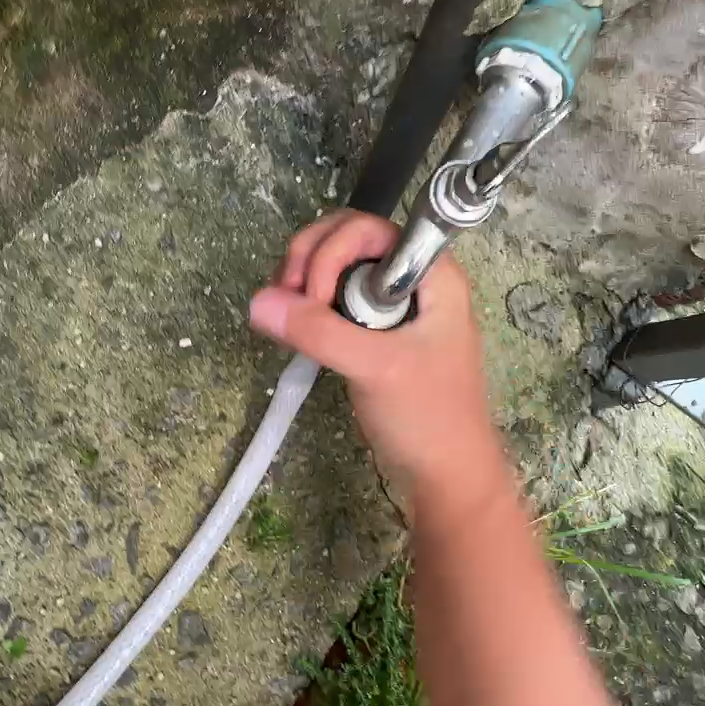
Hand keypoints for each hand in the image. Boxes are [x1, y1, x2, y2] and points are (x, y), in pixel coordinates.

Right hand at [248, 210, 503, 487]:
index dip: (332, 251)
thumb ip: (319, 332)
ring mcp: (390, 306)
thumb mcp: (375, 368)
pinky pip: (333, 300)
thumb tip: (259, 301)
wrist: (446, 477)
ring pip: (335, 269)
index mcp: (430, 273)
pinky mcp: (372, 332)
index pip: (369, 229)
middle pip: (347, 239)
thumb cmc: (427, 417)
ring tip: (285, 315)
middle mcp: (410, 279)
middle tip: (286, 297)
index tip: (312, 296)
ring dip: (302, 281)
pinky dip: (307, 306)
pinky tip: (293, 327)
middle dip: (309, 260)